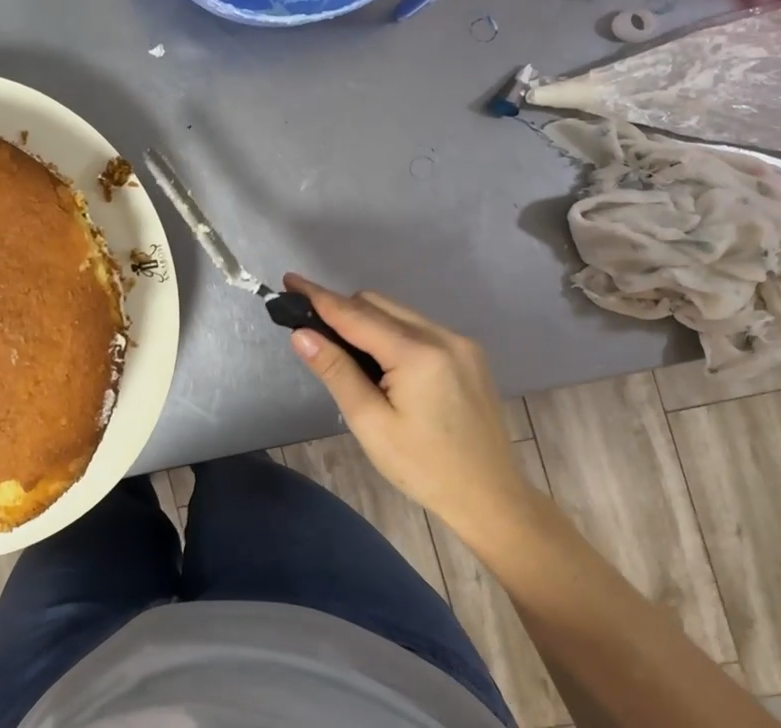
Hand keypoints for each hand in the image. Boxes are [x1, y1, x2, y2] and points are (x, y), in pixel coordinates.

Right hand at [283, 274, 536, 538]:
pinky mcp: (469, 356)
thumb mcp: (370, 422)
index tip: (289, 281)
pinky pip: (417, 328)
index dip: (317, 297)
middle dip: (340, 309)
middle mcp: (443, 337)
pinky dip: (390, 332)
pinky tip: (379, 362)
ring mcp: (461, 344)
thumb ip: (336, 371)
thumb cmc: (423, 467)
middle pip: (377, 304)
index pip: (355, 314)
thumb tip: (300, 334)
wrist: (491, 498)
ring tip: (341, 351)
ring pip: (397, 313)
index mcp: (418, 354)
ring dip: (365, 321)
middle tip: (309, 330)